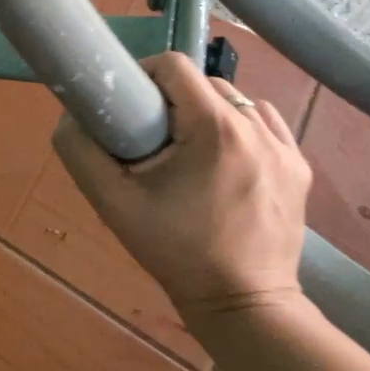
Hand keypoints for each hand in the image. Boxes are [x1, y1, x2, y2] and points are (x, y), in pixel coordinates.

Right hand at [51, 52, 310, 322]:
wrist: (242, 304)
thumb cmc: (174, 250)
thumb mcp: (111, 202)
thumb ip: (79, 150)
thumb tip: (69, 116)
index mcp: (215, 129)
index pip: (175, 66)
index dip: (143, 75)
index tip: (128, 106)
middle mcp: (257, 130)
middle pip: (205, 82)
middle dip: (172, 98)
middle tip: (149, 134)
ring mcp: (286, 150)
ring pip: (236, 101)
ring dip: (205, 111)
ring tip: (185, 149)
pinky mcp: (300, 170)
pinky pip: (266, 124)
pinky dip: (240, 126)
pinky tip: (220, 156)